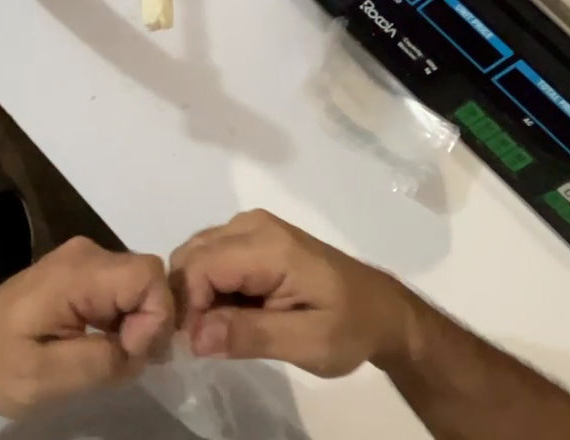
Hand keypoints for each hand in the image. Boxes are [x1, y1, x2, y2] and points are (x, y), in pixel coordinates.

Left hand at [0, 237, 173, 417]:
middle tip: (120, 361)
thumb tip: (145, 344)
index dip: (154, 318)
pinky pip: (121, 289)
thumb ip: (105, 357)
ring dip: (136, 324)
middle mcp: (86, 253)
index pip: (149, 275)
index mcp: (78, 271)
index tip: (127, 354)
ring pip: (138, 284)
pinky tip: (100, 343)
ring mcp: (82, 260)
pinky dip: (124, 319)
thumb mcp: (49, 375)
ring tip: (107, 356)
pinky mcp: (79, 272)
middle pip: (147, 278)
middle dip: (148, 323)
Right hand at [170, 209, 418, 377]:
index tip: (196, 345)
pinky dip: (209, 285)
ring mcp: (251, 226)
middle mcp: (252, 224)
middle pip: (191, 254)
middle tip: (204, 342)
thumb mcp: (309, 343)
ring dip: (197, 293)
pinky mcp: (252, 235)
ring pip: (196, 253)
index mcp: (268, 246)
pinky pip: (212, 254)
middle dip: (187, 298)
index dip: (188, 306)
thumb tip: (196, 336)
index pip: (201, 265)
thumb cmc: (350, 328)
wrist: (381, 310)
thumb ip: (252, 335)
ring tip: (218, 330)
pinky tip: (229, 312)